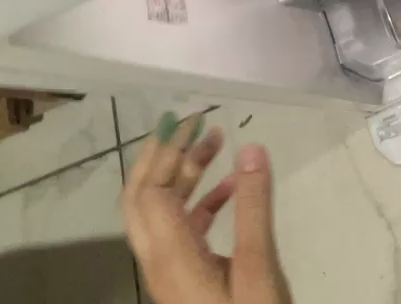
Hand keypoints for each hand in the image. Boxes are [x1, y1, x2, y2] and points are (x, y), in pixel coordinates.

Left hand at [122, 113, 290, 303]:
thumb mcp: (259, 268)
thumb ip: (253, 207)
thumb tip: (248, 147)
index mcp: (172, 258)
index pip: (151, 194)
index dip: (164, 153)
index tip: (188, 120)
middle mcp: (160, 263)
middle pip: (142, 201)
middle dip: (162, 157)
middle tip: (191, 124)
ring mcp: (171, 273)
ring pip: (161, 213)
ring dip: (183, 175)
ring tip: (217, 142)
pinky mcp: (186, 280)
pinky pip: (181, 230)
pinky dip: (201, 201)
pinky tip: (231, 189)